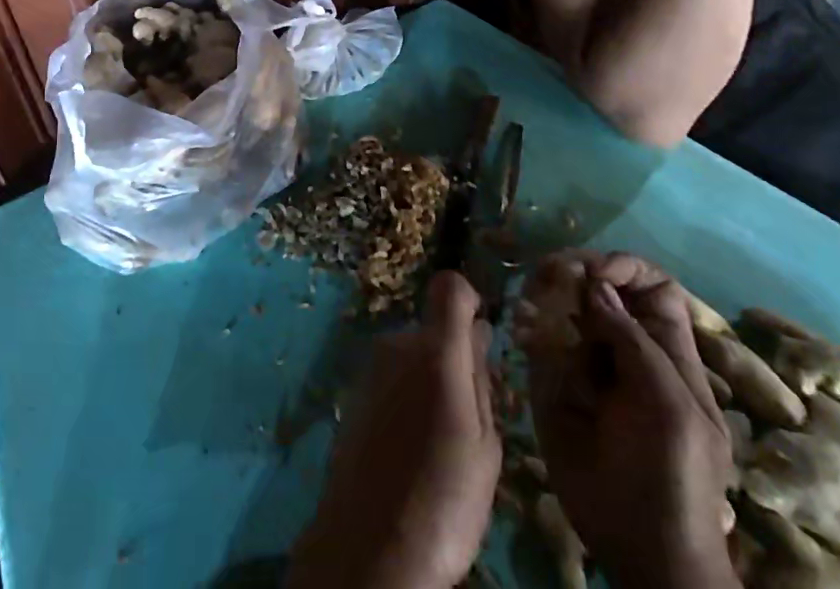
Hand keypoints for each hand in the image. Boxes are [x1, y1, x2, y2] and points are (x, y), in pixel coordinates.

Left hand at [287, 272, 502, 588]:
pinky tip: (413, 445)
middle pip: (434, 328)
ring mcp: (370, 371)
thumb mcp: (486, 447)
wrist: (365, 551)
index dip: (469, 300)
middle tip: (472, 410)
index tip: (482, 336)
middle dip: (455, 354)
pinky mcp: (354, 395)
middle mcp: (397, 348)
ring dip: (431, 376)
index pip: (449, 287)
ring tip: (443, 436)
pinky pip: (393, 377)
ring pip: (414, 353)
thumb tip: (478, 335)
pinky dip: (408, 394)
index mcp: (435, 354)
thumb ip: (481, 381)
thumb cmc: (443, 502)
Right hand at [525, 253, 740, 588]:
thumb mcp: (671, 406)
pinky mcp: (554, 389)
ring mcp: (585, 368)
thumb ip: (636, 344)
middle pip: (599, 292)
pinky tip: (522, 331)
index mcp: (665, 349)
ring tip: (530, 300)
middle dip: (574, 274)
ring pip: (563, 314)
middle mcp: (622, 349)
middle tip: (546, 274)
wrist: (642, 548)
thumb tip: (596, 286)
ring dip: (546, 298)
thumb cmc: (673, 475)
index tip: (593, 272)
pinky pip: (539, 348)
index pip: (650, 286)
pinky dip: (528, 331)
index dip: (625, 268)